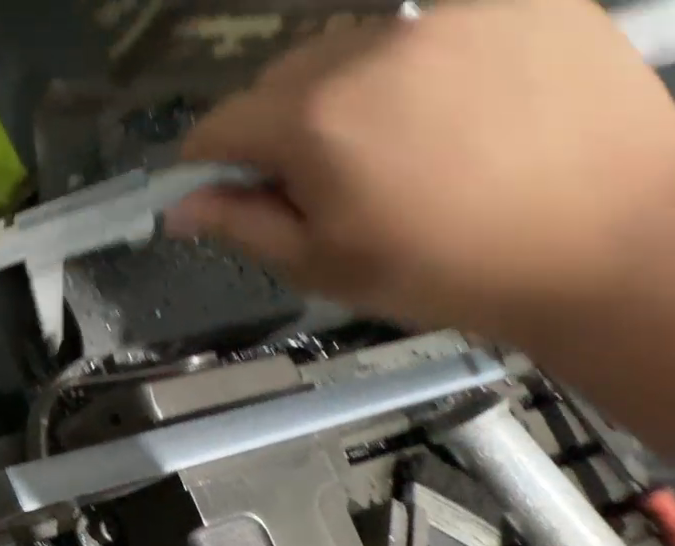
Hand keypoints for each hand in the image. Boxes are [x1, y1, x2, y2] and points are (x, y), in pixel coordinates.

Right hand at [167, 0, 674, 350]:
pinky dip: (418, 70)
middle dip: (275, 127)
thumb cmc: (442, 268)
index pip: (217, 126)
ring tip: (392, 145)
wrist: (615, 239)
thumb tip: (180, 207)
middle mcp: (373, 50)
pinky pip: (431, 32)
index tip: (224, 195)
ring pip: (353, 49)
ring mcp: (452, 18)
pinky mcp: (522, 4)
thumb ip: (238, 224)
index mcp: (313, 119)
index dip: (207, 166)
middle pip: (280, 80)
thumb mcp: (317, 263)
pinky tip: (454, 114)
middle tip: (317, 180)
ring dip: (343, 93)